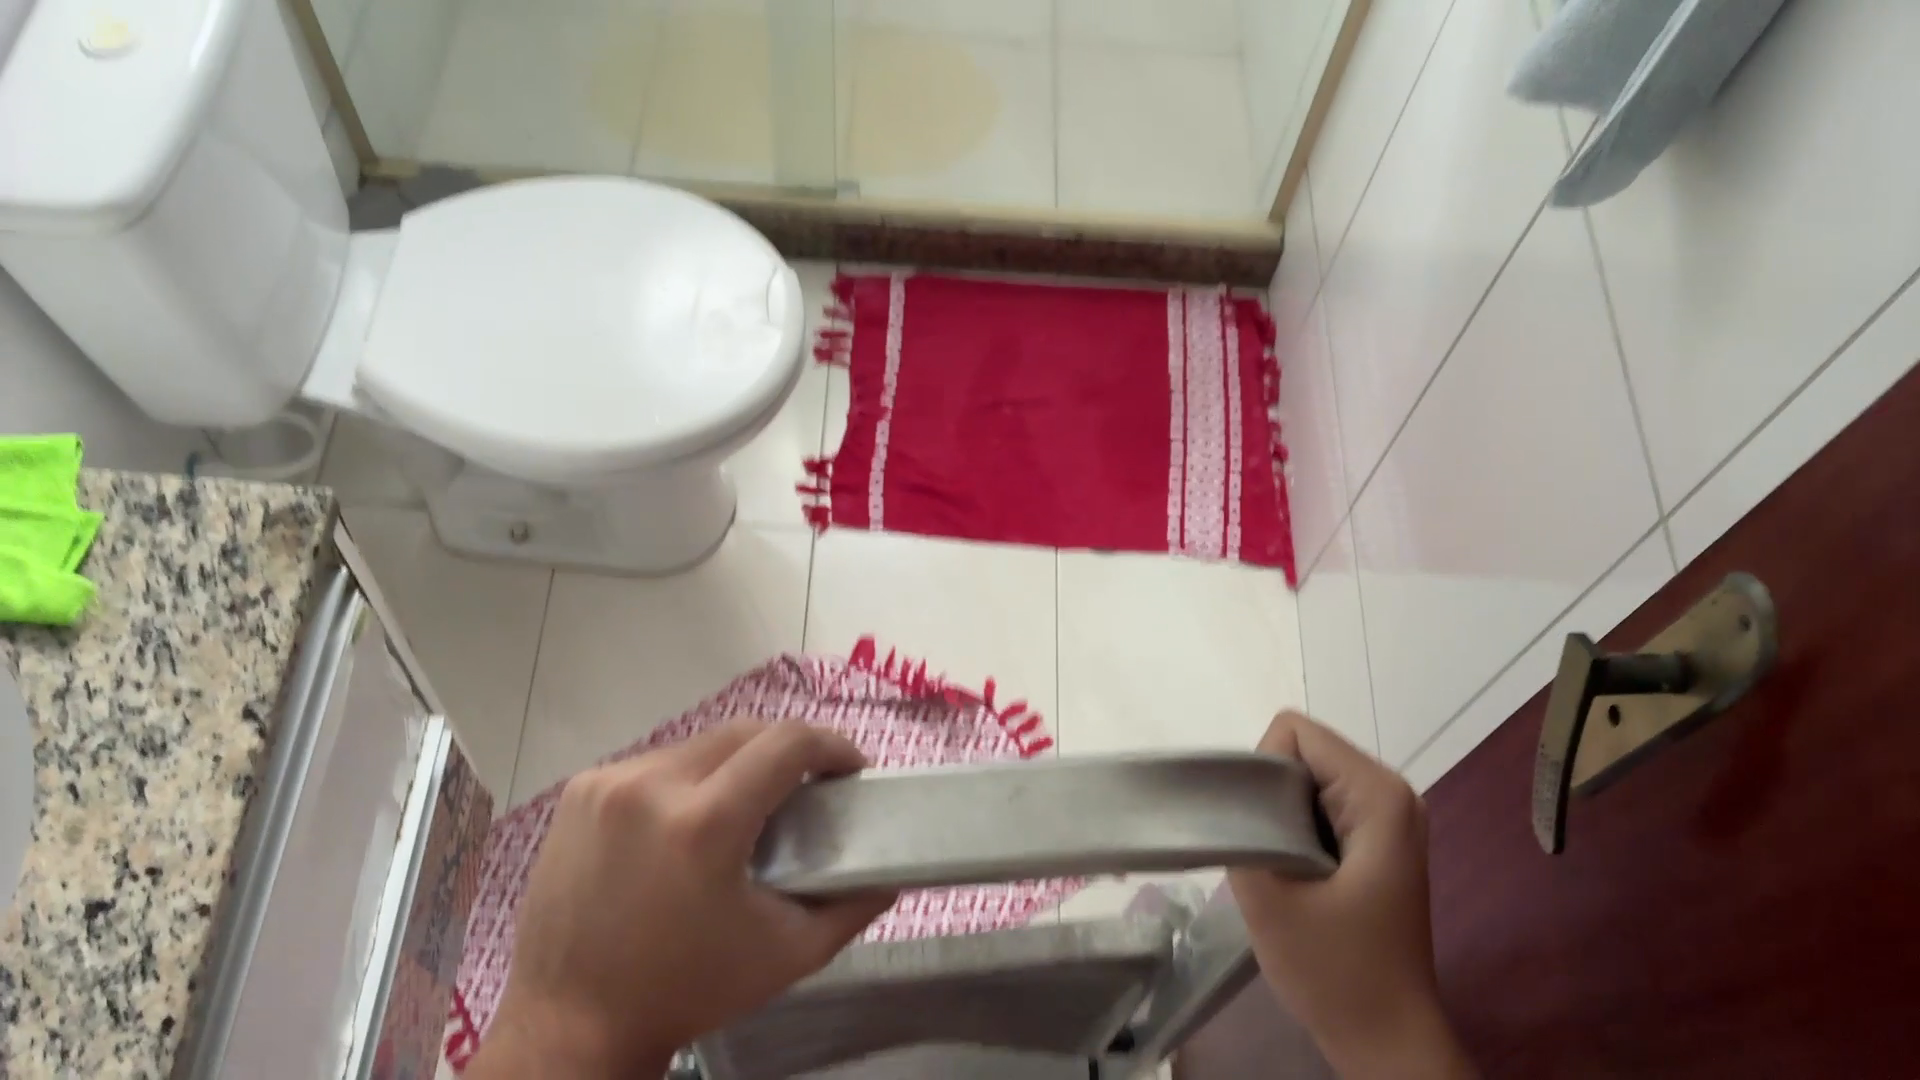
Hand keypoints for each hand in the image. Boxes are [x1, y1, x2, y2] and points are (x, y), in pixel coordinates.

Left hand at [467, 720, 897, 1078]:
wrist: (570, 1024)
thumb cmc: (688, 989)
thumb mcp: (787, 955)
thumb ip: (851, 907)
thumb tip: (889, 873)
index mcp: (704, 823)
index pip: (787, 743)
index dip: (832, 746)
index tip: (851, 771)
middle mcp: (652, 784)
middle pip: (746, 732)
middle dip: (788, 750)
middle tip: (809, 787)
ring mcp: (609, 781)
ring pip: (701, 744)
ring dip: (738, 763)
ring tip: (751, 805)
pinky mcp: (581, 789)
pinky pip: (658, 763)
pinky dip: (690, 778)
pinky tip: (692, 818)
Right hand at [1229, 711, 1473, 1079]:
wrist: (1387, 1042)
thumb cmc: (1335, 973)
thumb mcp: (1268, 898)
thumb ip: (1237, 831)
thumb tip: (1216, 798)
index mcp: (1377, 795)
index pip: (1295, 733)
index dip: (1260, 771)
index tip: (1257, 830)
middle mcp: (1390, 793)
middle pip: (1302, 751)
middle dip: (1268, 792)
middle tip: (1263, 854)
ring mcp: (1387, 818)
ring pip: (1306, 778)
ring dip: (1278, 814)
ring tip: (1277, 868)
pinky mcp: (1376, 841)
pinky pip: (1318, 804)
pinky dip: (1293, 829)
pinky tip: (1292, 875)